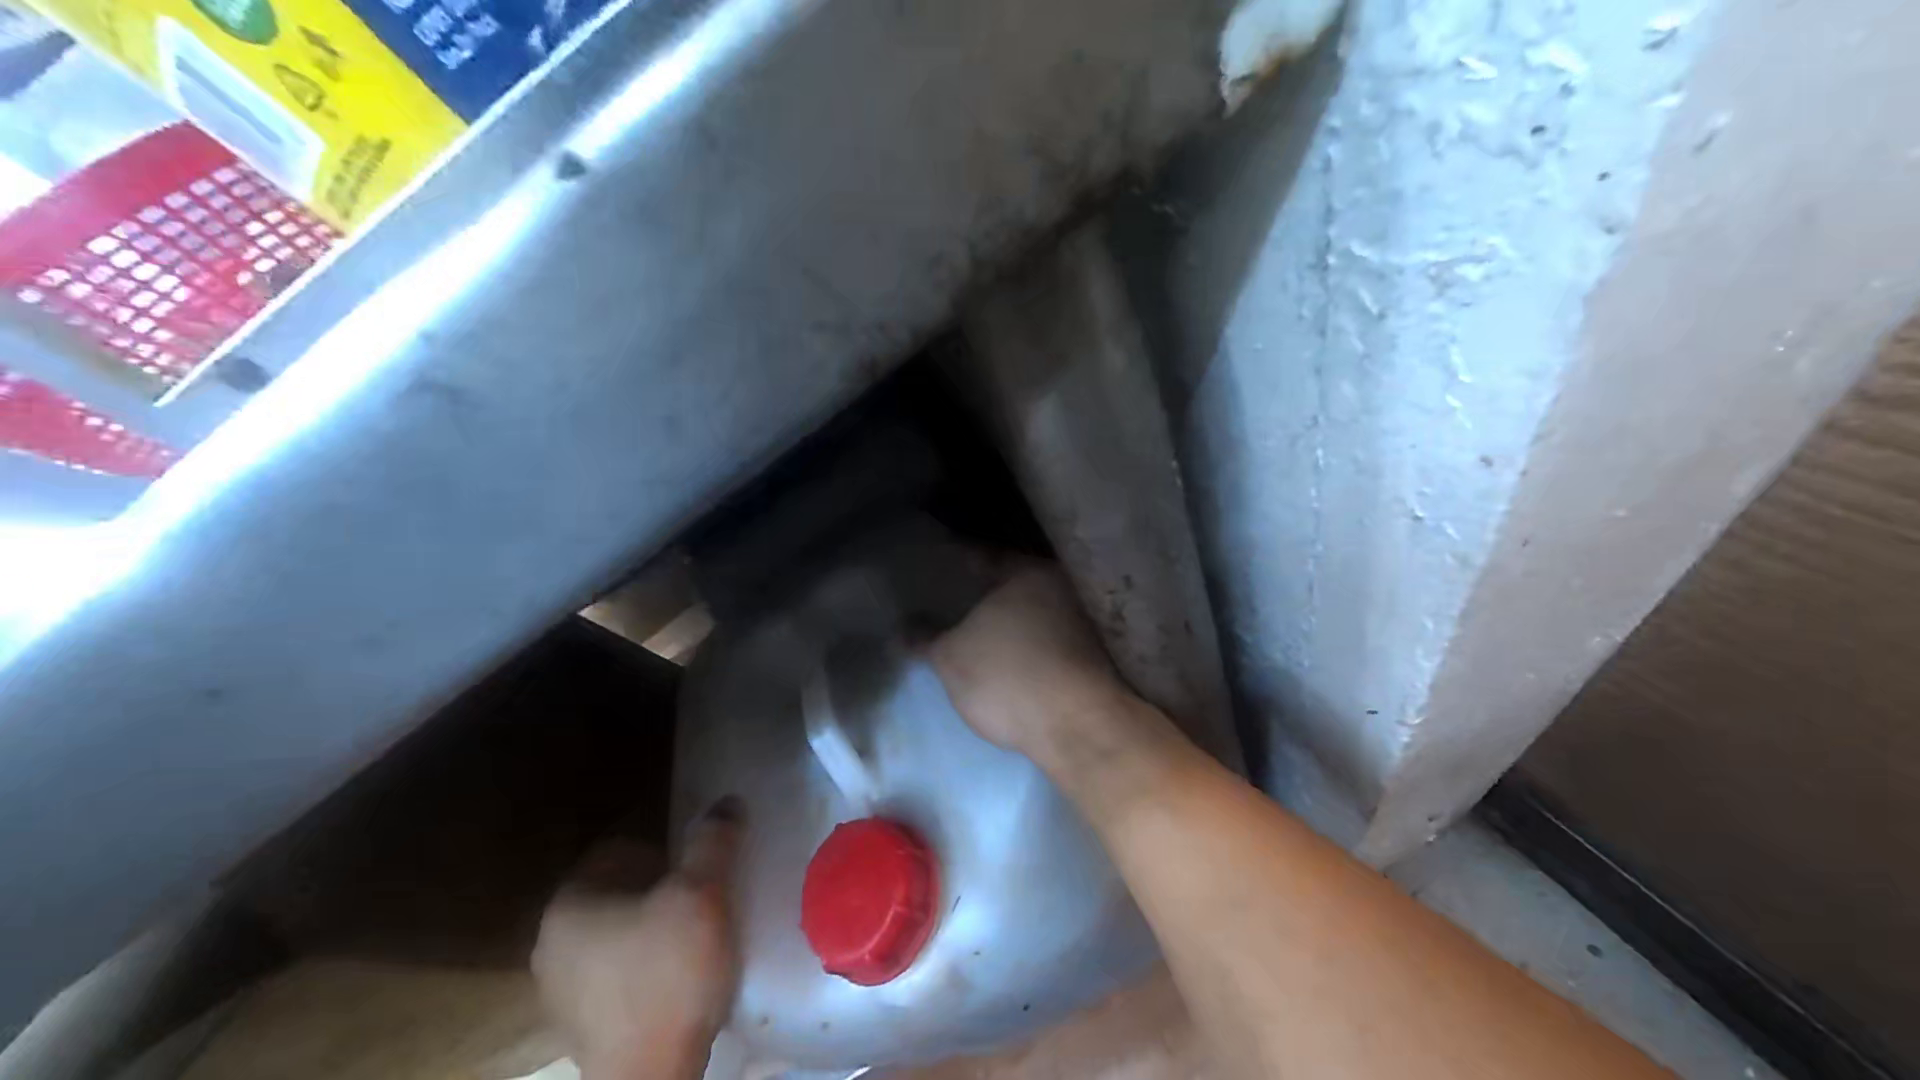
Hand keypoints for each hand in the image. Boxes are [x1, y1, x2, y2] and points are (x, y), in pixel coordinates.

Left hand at [533, 801, 744, 1079]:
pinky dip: (644, 962)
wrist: (651, 1076)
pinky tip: (676, 974)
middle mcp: (550, 941)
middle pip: (618, 889)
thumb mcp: (702, 892)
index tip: (697, 867)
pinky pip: (614, 970)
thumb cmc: (671, 973)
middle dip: (660, 886)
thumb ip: (712, 840)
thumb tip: (726, 801)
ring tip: (693, 934)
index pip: (620, 848)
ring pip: (616, 930)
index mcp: (569, 902)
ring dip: (652, 924)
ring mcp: (558, 988)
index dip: (665, 849)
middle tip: (701, 895)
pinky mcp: (577, 1024)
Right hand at [929, 561, 1173, 783]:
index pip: (986, 556)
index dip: (960, 560)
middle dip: (988, 591)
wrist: (1078, 727)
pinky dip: (1033, 643)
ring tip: (983, 631)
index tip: (940, 562)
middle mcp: (1064, 587)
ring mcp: (1087, 623)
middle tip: (958, 598)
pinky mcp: (1098, 658)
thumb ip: (926, 638)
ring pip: (1038, 613)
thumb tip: (904, 628)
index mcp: (1029, 573)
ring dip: (1014, 620)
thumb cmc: (1009, 676)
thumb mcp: (950, 658)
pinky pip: (1053, 640)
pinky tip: (1015, 657)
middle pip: (1016, 583)